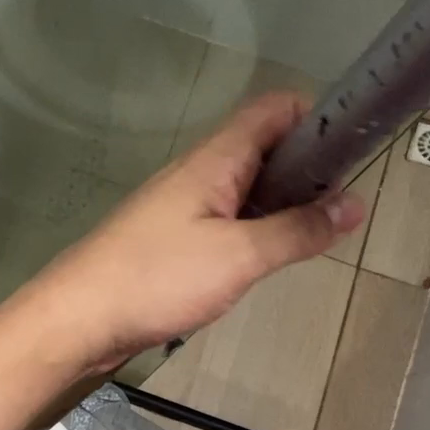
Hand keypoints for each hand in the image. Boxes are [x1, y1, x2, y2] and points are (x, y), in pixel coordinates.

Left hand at [11, 92, 364, 372]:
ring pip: (238, 196)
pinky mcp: (159, 247)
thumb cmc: (155, 279)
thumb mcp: (239, 256)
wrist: (74, 321)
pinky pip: (213, 230)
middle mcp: (192, 176)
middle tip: (331, 215)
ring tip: (299, 247)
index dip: (317, 118)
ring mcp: (172, 212)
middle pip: (260, 153)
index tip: (349, 155)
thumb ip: (298, 231)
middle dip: (302, 176)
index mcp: (213, 160)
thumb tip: (355, 204)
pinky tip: (249, 272)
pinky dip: (240, 242)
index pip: (274, 109)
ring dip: (271, 214)